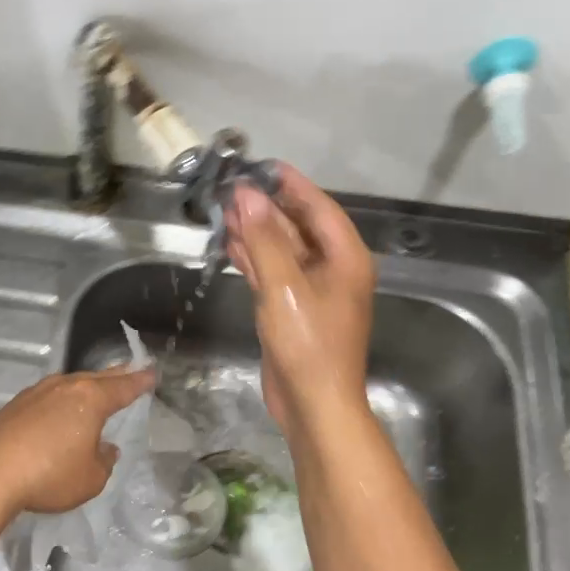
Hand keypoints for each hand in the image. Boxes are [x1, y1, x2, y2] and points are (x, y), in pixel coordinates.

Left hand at [0, 366, 156, 514]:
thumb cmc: (50, 476)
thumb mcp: (91, 479)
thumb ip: (104, 461)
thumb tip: (105, 448)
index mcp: (90, 399)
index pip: (123, 387)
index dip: (140, 382)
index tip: (151, 373)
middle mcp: (63, 387)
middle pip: (95, 378)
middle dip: (113, 377)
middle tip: (128, 372)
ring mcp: (34, 394)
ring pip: (67, 385)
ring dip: (83, 388)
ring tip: (94, 391)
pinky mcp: (12, 407)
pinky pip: (46, 398)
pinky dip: (59, 402)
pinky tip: (58, 413)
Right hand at [225, 163, 376, 437]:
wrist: (313, 404)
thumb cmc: (307, 344)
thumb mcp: (285, 287)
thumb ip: (265, 240)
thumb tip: (246, 196)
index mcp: (345, 258)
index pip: (319, 208)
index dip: (291, 185)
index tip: (261, 166)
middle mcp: (333, 270)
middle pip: (299, 227)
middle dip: (267, 209)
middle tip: (232, 190)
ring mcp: (313, 292)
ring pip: (283, 251)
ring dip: (256, 233)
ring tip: (224, 213)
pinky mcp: (293, 312)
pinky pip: (274, 275)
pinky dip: (254, 260)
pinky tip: (231, 247)